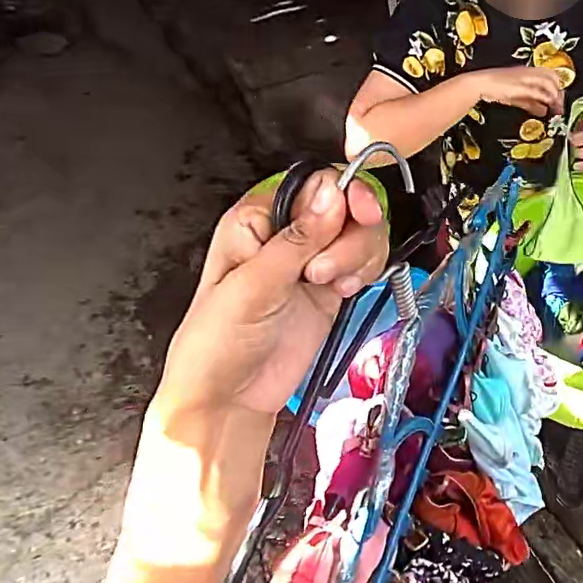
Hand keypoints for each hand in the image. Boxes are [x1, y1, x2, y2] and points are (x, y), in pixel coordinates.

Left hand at [158, 170, 387, 416]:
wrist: (231, 397)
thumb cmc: (216, 343)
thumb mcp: (252, 287)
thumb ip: (297, 240)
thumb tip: (331, 195)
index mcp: (256, 221)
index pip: (313, 185)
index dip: (343, 193)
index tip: (360, 213)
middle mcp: (286, 236)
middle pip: (346, 207)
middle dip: (351, 236)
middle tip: (326, 269)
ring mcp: (310, 263)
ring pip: (361, 235)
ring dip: (359, 257)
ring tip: (332, 284)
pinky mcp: (329, 289)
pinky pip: (363, 264)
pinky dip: (365, 273)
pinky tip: (343, 291)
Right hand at [467, 66, 563, 117]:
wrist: (482, 83)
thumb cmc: (497, 88)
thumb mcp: (518, 97)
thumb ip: (532, 103)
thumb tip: (543, 110)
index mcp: (530, 72)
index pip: (551, 76)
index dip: (558, 89)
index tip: (560, 102)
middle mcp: (530, 72)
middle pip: (553, 77)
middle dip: (559, 92)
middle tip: (560, 107)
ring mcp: (526, 77)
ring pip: (548, 82)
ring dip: (554, 96)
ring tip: (556, 109)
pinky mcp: (520, 85)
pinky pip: (537, 91)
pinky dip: (544, 98)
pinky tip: (546, 107)